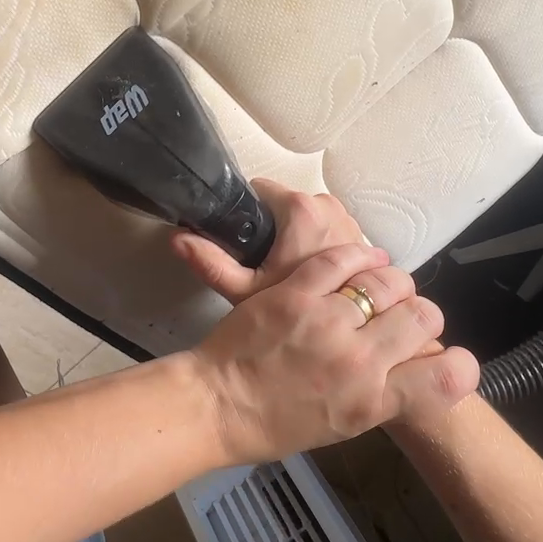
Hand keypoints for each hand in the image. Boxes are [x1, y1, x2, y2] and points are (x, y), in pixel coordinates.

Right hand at [172, 180, 368, 303]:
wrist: (339, 351)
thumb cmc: (287, 319)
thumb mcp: (242, 291)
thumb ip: (209, 261)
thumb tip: (175, 238)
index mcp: (302, 210)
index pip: (264, 189)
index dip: (251, 212)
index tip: (251, 241)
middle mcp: (332, 209)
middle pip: (291, 202)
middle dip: (281, 226)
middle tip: (273, 264)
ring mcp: (352, 224)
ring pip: (315, 216)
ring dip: (305, 237)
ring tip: (296, 272)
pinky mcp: (367, 242)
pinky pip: (337, 233)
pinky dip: (327, 249)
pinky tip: (320, 279)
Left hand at [189, 243, 453, 462]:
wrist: (218, 404)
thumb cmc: (275, 424)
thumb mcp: (343, 425)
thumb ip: (381, 395)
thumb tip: (410, 367)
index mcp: (372, 401)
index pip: (446, 377)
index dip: (457, 363)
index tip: (447, 356)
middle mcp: (357, 360)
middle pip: (420, 318)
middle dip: (422, 312)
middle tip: (408, 311)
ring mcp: (324, 321)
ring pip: (385, 283)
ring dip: (393, 280)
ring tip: (387, 282)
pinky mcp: (293, 291)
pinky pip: (339, 260)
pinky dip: (358, 255)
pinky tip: (364, 257)